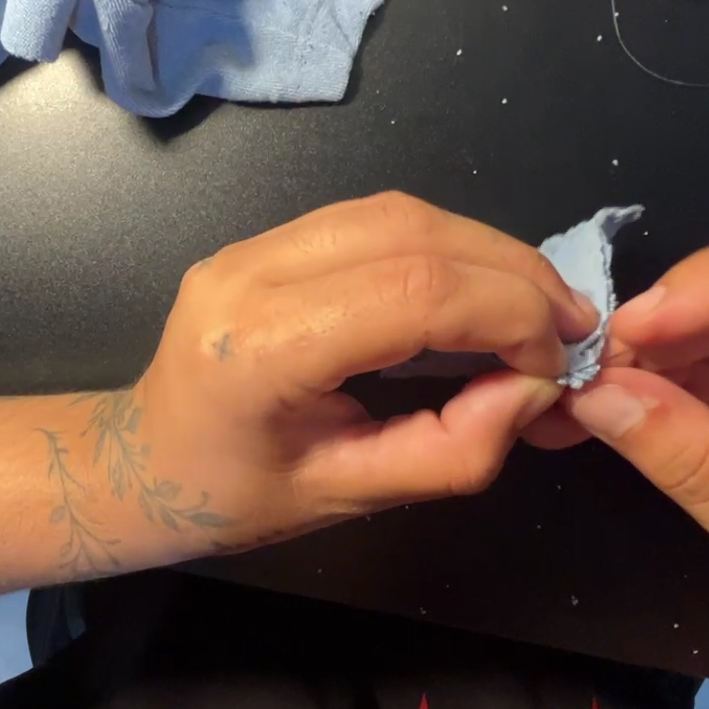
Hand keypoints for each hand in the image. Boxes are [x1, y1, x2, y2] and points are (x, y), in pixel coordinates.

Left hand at [132, 192, 596, 547]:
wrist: (141, 462)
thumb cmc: (232, 497)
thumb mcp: (346, 496)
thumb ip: (451, 449)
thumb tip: (535, 386)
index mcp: (261, 348)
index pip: (414, 291)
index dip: (508, 312)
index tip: (554, 357)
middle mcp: (249, 275)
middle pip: (410, 231)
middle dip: (509, 269)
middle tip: (567, 320)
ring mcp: (246, 247)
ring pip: (393, 211)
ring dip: (479, 248)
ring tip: (531, 301)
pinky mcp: (256, 243)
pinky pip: (365, 220)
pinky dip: (436, 244)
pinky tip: (469, 282)